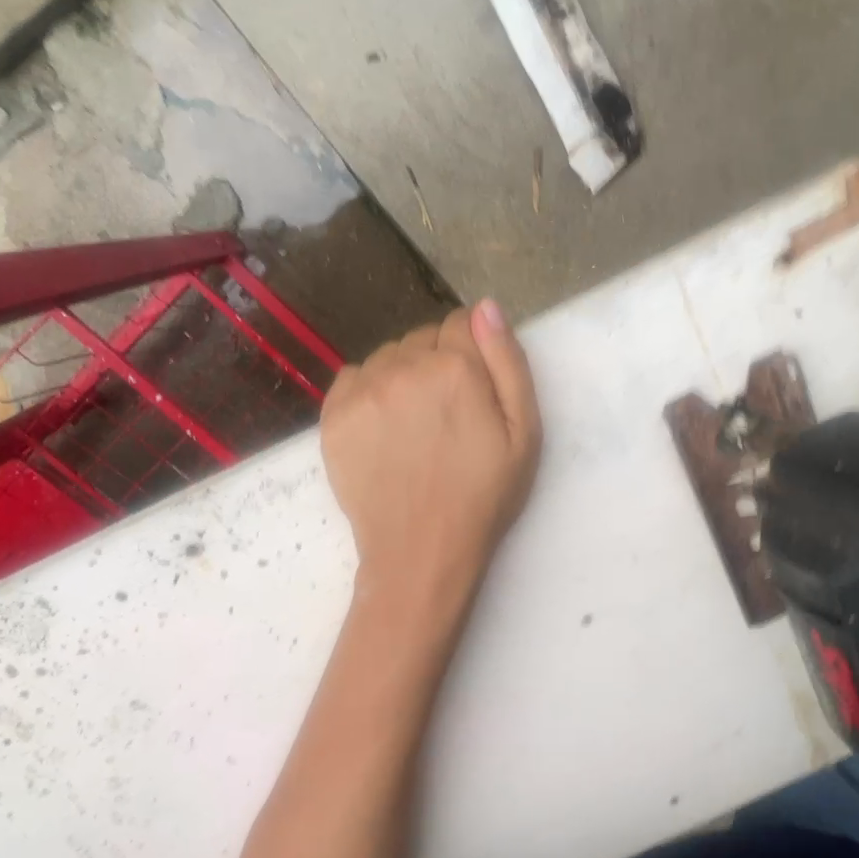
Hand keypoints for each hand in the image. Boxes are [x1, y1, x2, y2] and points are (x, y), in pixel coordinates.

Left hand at [320, 300, 541, 622]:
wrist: (421, 550)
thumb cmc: (483, 496)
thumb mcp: (524, 433)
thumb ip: (507, 362)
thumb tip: (486, 307)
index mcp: (455, 368)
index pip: (461, 323)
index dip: (472, 351)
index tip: (474, 386)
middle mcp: (404, 367)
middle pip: (423, 338)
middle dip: (437, 361)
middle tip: (447, 413)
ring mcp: (363, 391)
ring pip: (387, 356)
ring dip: (402, 375)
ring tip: (414, 425)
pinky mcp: (334, 415)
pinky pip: (352, 378)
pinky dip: (369, 392)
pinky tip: (384, 428)